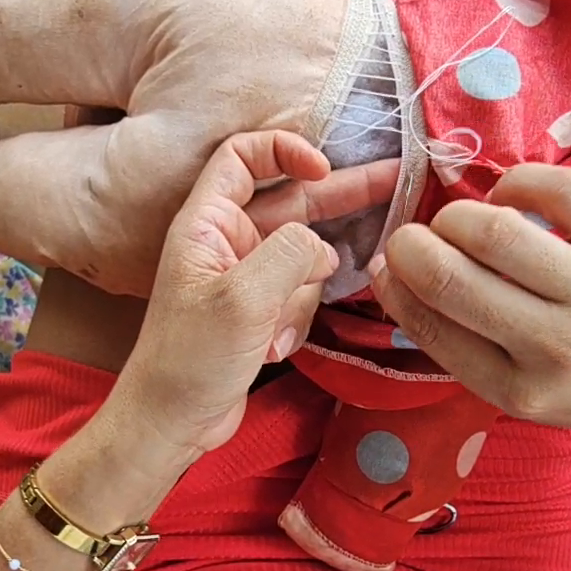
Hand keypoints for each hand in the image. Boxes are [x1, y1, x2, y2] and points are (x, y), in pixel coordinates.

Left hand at [106, 132, 398, 457]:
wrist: (172, 421)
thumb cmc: (191, 358)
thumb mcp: (244, 299)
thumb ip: (290, 254)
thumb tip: (324, 249)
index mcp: (207, 222)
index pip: (243, 156)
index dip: (284, 150)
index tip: (323, 168)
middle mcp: (228, 241)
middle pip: (293, 201)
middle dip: (339, 199)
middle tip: (398, 180)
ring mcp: (248, 276)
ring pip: (304, 260)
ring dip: (300, 298)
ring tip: (273, 333)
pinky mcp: (262, 309)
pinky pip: (300, 296)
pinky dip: (294, 322)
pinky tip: (272, 350)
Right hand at [369, 164, 570, 451]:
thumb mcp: (517, 393)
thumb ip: (459, 343)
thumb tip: (396, 277)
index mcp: (517, 389)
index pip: (430, 327)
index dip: (392, 287)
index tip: (384, 267)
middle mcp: (556, 345)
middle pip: (450, 276)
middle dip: (409, 245)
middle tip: (411, 240)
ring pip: (496, 231)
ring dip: (453, 216)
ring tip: (456, 223)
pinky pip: (564, 193)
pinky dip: (517, 183)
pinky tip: (507, 197)